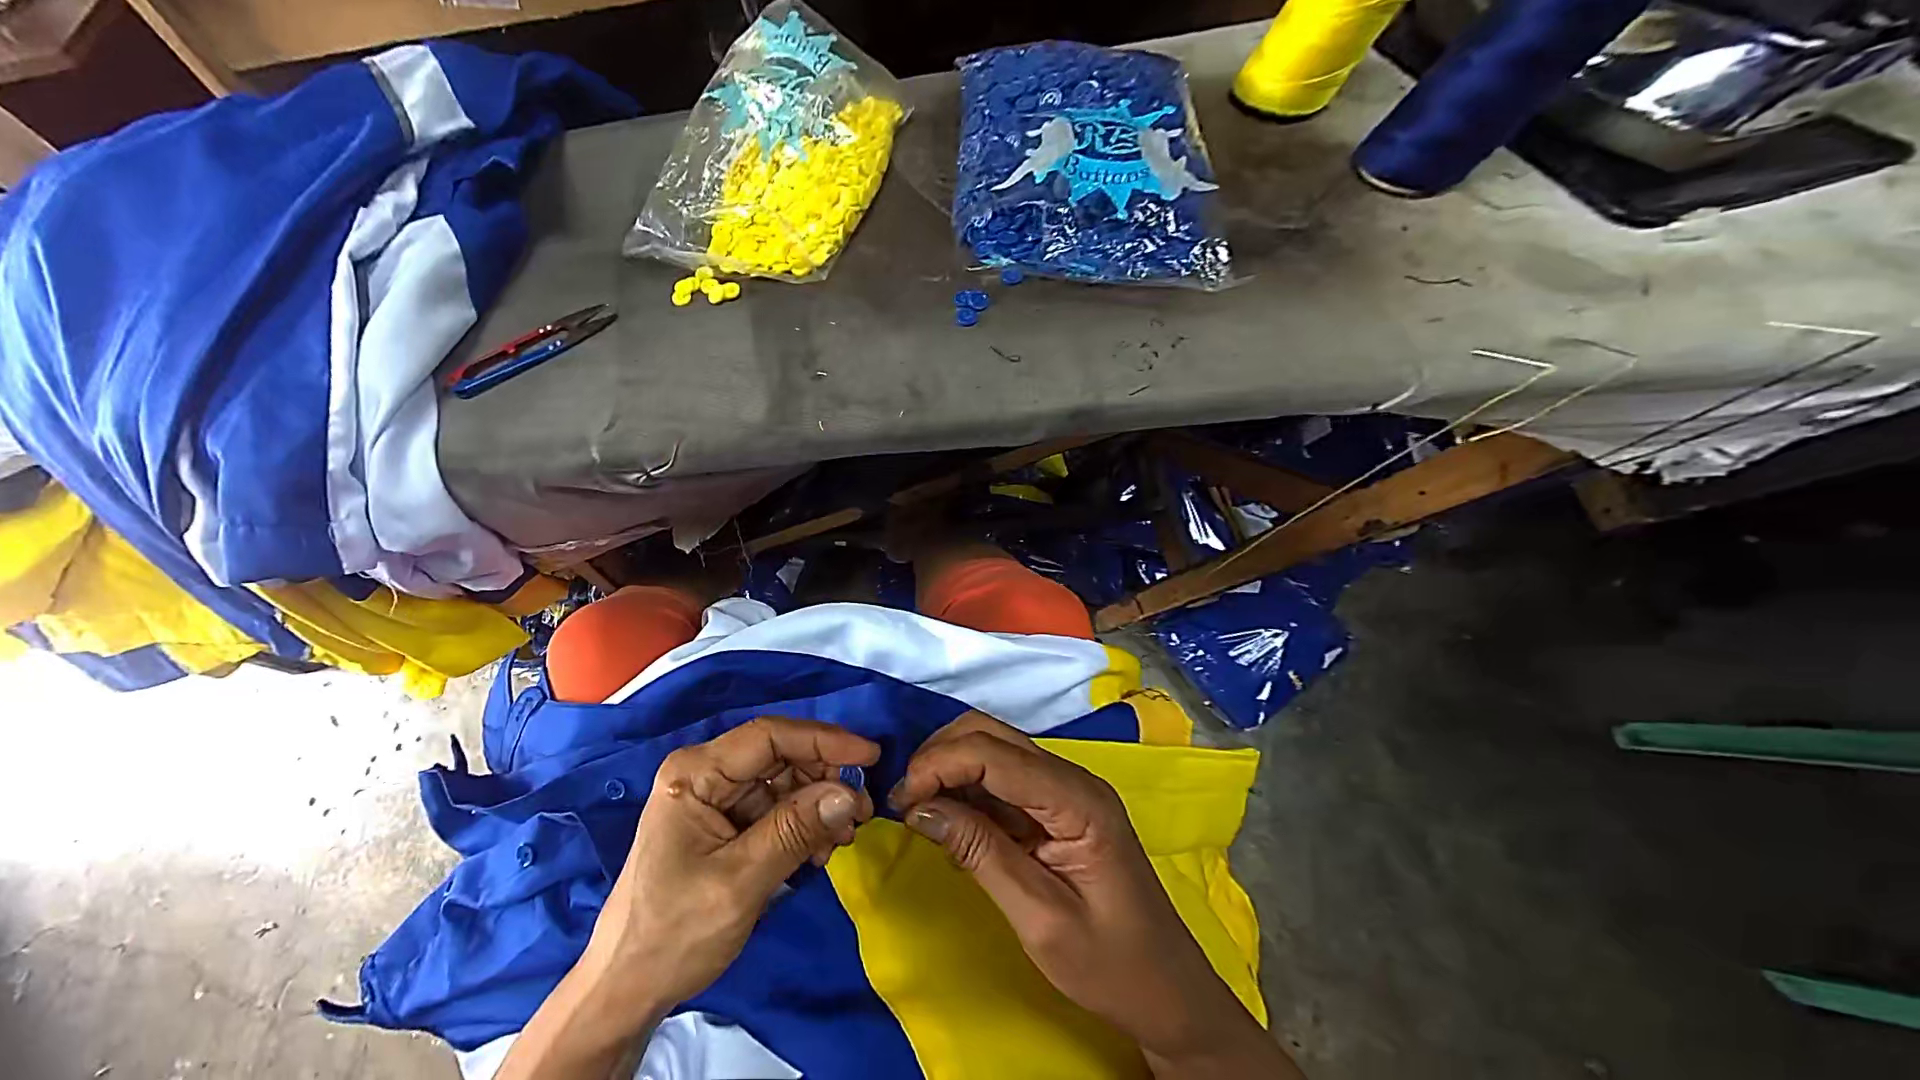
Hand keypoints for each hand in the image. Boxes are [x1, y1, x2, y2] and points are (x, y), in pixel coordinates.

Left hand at [500, 717, 878, 1079]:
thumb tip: (850, 794)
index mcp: (695, 773)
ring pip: (786, 782)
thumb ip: (795, 831)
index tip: (871, 757)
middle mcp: (706, 774)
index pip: (770, 736)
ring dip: (819, 806)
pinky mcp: (727, 823)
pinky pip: (778, 809)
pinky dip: (805, 825)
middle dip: (825, 780)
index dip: (824, 741)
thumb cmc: (674, 934)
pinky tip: (820, 851)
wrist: (628, 989)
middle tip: (861, 813)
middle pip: (782, 756)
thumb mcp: (739, 882)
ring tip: (842, 840)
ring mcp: (717, 798)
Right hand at [889, 712, 1301, 1078]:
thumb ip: (980, 854)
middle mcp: (1072, 779)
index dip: (939, 765)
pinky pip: (1001, 779)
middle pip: (992, 734)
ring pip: (994, 749)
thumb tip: (919, 808)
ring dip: (949, 768)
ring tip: (917, 810)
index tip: (900, 802)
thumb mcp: (1039, 919)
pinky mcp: (1056, 808)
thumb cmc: (1110, 965)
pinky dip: (966, 788)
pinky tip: (946, 817)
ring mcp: (1066, 790)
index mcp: (1078, 800)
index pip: (995, 753)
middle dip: (940, 756)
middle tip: (906, 803)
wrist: (1167, 992)